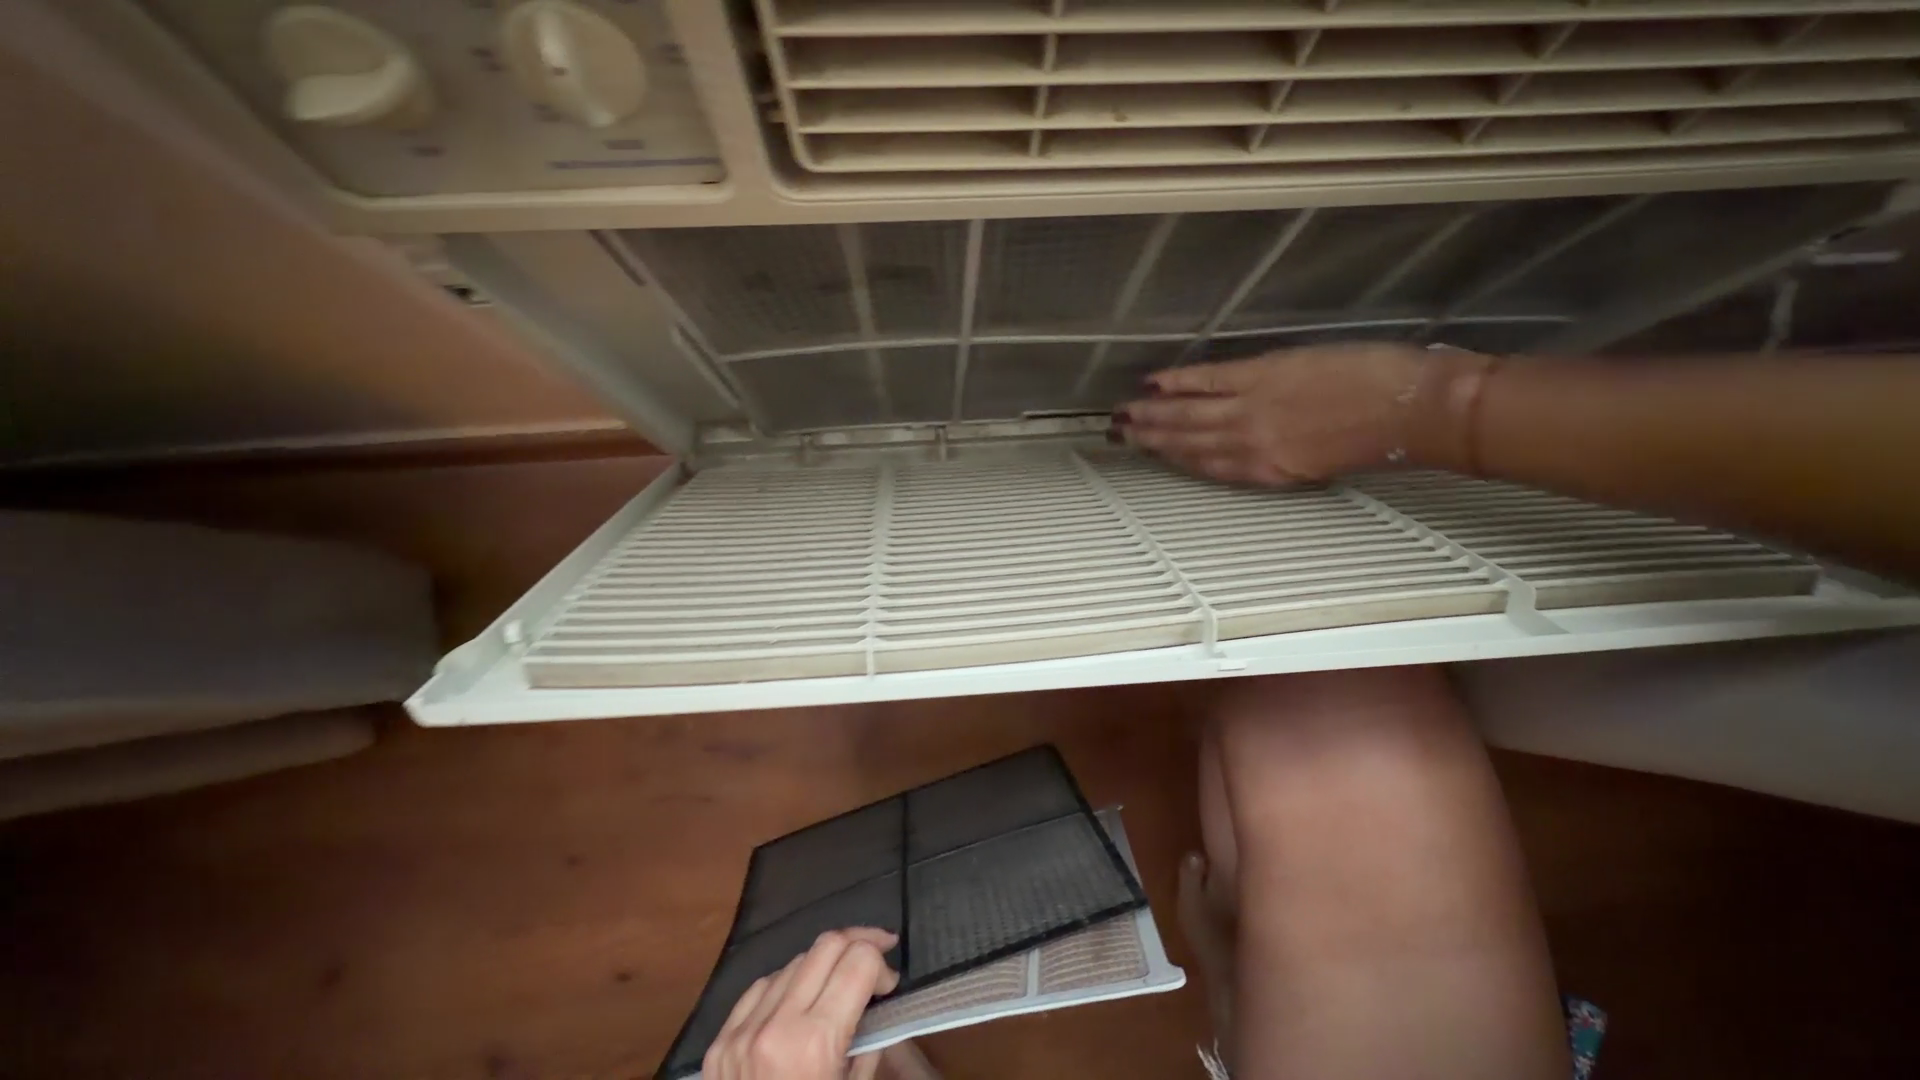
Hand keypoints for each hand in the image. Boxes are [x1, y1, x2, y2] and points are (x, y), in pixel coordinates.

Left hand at [703, 928, 900, 1079]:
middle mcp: (776, 1026)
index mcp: (815, 1043)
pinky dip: (787, 985)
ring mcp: (741, 1032)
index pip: (858, 962)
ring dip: (822, 966)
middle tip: (877, 958)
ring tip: (838, 986)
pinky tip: (799, 1001)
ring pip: (794, 961)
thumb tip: (877, 1000)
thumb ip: (869, 1042)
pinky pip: (760, 988)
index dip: (882, 965)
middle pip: (827, 945)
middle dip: (858, 945)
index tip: (890, 986)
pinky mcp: (719, 1042)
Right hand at [1115, 343, 1477, 486]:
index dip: (1175, 460)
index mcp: (1271, 469)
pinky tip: (1153, 381)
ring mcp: (1252, 410)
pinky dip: (1177, 381)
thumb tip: (1264, 444)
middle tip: (1118, 433)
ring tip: (1123, 413)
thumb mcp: (1327, 460)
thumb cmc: (1382, 437)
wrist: (1413, 410)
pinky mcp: (1261, 375)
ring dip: (1151, 414)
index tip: (1149, 455)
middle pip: (1189, 443)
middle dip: (1150, 439)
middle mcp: (1252, 445)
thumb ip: (1288, 455)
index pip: (1210, 466)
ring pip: (1187, 415)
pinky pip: (1206, 380)